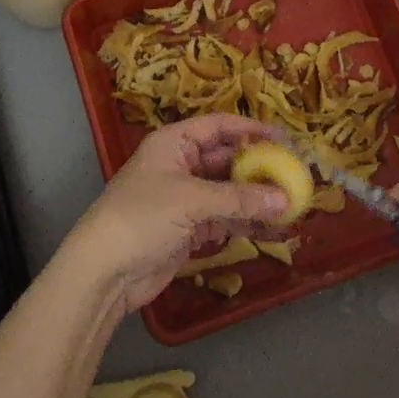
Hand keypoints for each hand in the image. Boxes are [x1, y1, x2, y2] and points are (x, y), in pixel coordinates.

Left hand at [64, 114, 292, 311]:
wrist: (104, 271)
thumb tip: (285, 199)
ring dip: (257, 200)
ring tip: (293, 207)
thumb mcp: (192, 200)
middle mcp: (180, 165)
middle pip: (227, 160)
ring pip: (229, 193)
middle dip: (259, 169)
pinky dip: (247, 224)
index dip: (251, 130)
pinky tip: (275, 231)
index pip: (219, 126)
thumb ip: (239, 199)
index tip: (285, 139)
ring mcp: (185, 199)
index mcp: (173, 143)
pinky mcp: (188, 229)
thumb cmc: (142, 217)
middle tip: (294, 177)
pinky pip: (225, 220)